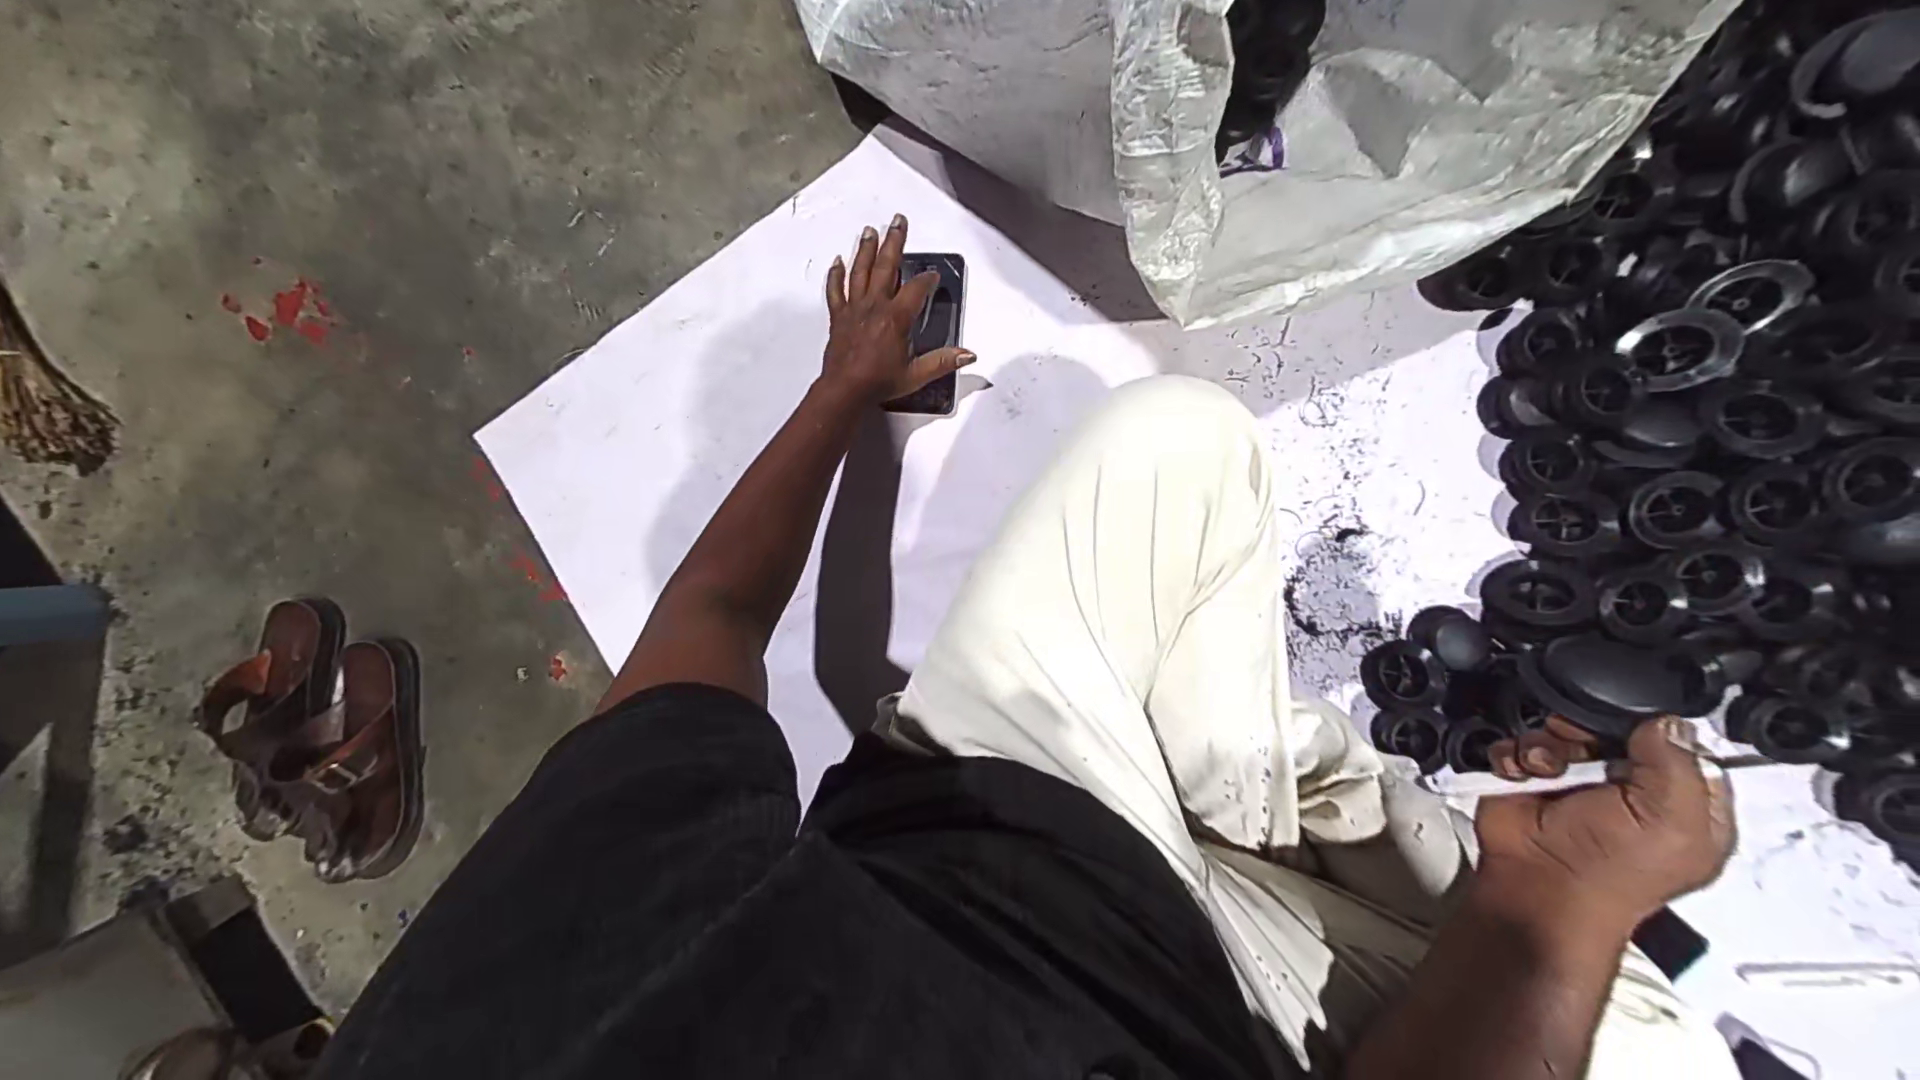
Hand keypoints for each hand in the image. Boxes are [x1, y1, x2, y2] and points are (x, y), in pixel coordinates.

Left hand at [820, 214, 973, 406]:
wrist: (845, 390)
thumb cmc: (876, 382)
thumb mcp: (916, 375)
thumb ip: (942, 362)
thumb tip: (966, 355)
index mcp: (895, 318)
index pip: (916, 289)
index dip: (927, 279)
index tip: (933, 275)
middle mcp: (874, 307)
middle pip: (885, 266)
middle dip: (894, 242)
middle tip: (898, 222)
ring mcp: (854, 310)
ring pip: (860, 271)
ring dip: (866, 249)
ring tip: (871, 231)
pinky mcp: (839, 318)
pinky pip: (836, 290)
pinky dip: (836, 274)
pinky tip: (838, 261)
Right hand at [1474, 716, 1734, 934]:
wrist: (1538, 880)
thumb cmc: (1612, 864)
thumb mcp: (1670, 823)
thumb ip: (1676, 768)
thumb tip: (1667, 722)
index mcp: (1680, 804)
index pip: (1681, 749)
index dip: (1657, 733)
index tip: (1634, 731)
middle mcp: (1627, 789)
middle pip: (1610, 731)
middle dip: (1588, 731)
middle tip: (1579, 746)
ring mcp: (1571, 781)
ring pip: (1558, 733)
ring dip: (1545, 744)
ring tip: (1543, 768)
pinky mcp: (1526, 778)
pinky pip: (1517, 745)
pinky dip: (1513, 754)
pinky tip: (1519, 774)